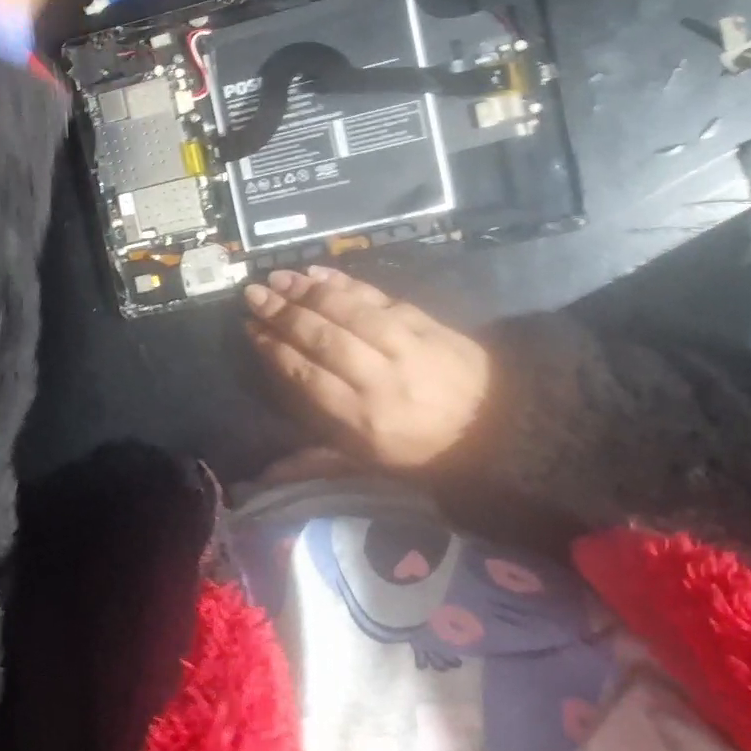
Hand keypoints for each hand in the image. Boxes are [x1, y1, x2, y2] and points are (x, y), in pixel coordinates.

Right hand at [245, 268, 490, 471]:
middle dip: (283, 314)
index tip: (250, 330)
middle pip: (323, 339)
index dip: (275, 350)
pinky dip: (345, 282)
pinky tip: (317, 273)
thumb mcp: (370, 466)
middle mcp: (380, 378)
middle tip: (252, 295)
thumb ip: (316, 462)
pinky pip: (377, 297)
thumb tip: (264, 477)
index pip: (307, 376)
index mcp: (364, 419)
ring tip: (277, 278)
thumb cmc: (424, 451)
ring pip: (348, 312)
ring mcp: (405, 345)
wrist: (499, 426)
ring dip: (308, 292)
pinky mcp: (424, 322)